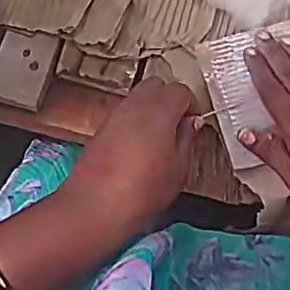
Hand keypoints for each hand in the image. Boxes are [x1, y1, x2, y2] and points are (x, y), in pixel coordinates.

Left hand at [63, 80, 197, 227]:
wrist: (95, 204)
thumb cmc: (144, 190)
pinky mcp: (100, 127)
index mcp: (159, 111)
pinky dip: (133, 119)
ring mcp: (114, 114)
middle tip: (176, 124)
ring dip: (150, 107)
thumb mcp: (178, 169)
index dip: (191, 104)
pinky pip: (123, 113)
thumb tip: (191, 122)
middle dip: (169, 98)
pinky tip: (137, 146)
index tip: (193, 123)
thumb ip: (187, 139)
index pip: (180, 90)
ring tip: (157, 137)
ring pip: (137, 96)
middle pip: (155, 85)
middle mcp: (135, 105)